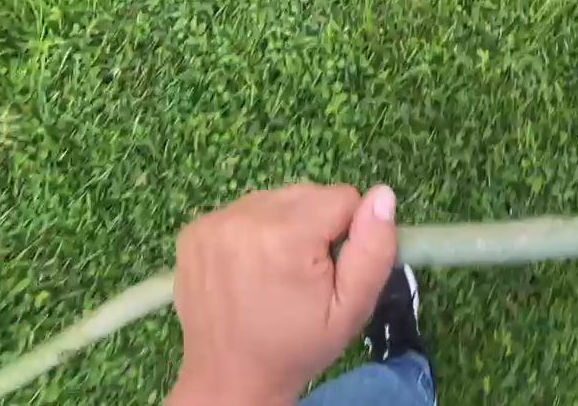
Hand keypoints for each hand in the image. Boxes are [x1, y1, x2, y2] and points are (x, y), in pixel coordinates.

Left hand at [167, 183, 398, 405]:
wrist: (228, 382)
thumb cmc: (296, 347)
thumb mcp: (350, 311)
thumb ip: (373, 251)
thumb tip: (382, 195)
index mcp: (288, 234)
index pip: (343, 197)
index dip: (345, 233)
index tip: (329, 269)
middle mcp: (248, 215)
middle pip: (308, 194)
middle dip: (314, 226)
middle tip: (303, 274)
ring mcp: (216, 221)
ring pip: (277, 199)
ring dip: (284, 226)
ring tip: (274, 271)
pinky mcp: (195, 229)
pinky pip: (246, 209)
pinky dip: (253, 231)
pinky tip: (247, 267)